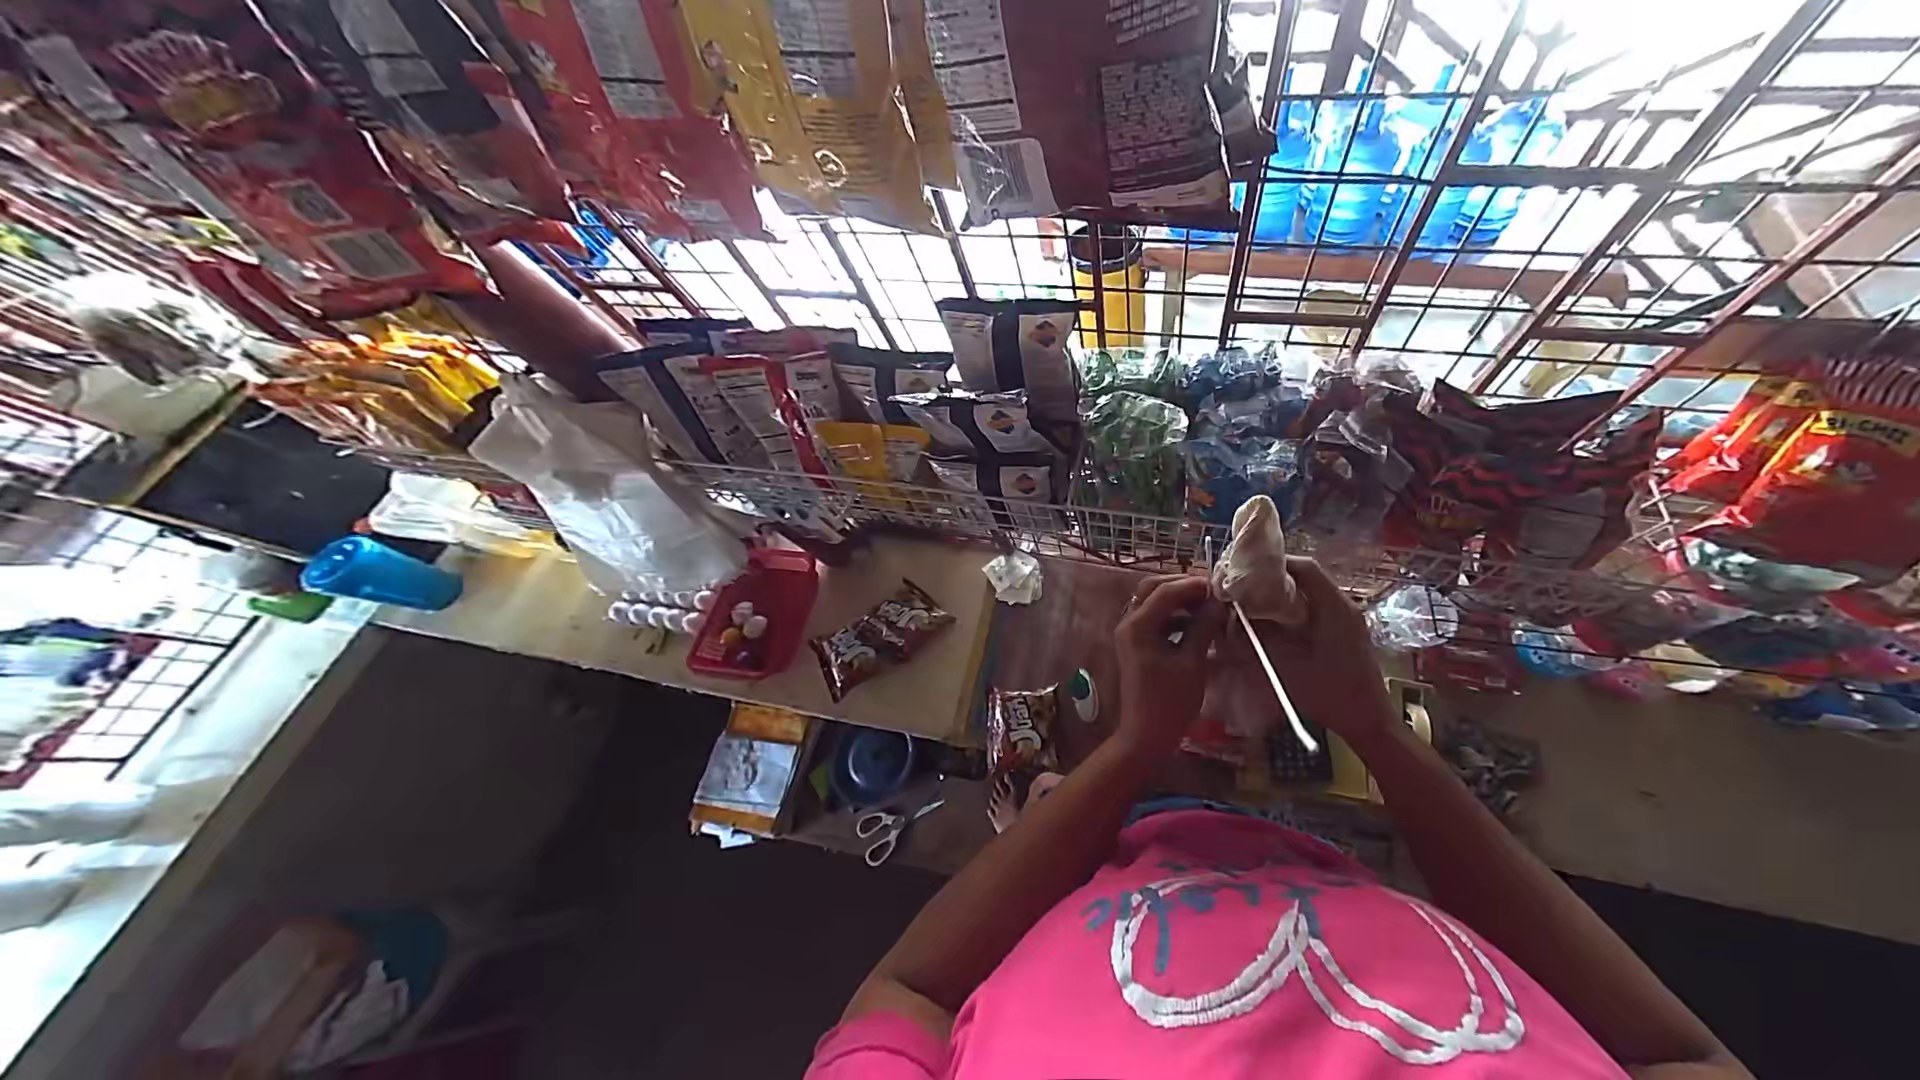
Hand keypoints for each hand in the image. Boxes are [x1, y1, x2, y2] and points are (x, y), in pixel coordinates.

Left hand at [1114, 574, 1225, 760]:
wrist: (1146, 734)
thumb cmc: (1169, 702)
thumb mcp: (1192, 663)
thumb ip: (1204, 628)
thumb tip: (1219, 602)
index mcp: (1137, 626)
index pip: (1164, 591)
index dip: (1193, 585)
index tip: (1220, 585)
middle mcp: (1129, 623)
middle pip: (1153, 589)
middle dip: (1183, 587)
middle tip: (1213, 592)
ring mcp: (1132, 633)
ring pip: (1155, 603)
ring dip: (1182, 602)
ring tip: (1212, 607)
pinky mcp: (1140, 644)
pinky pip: (1158, 620)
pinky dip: (1178, 618)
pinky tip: (1201, 625)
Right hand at [1256, 557, 1399, 745]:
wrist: (1367, 721)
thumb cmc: (1328, 692)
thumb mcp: (1284, 663)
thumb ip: (1258, 635)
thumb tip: (1233, 614)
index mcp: (1334, 607)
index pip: (1304, 567)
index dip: (1273, 562)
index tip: (1245, 569)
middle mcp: (1343, 606)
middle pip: (1305, 576)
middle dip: (1272, 577)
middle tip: (1243, 586)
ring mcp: (1345, 618)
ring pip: (1308, 592)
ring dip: (1280, 593)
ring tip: (1251, 602)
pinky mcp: (1343, 631)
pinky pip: (1313, 607)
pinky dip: (1290, 607)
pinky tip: (1270, 621)